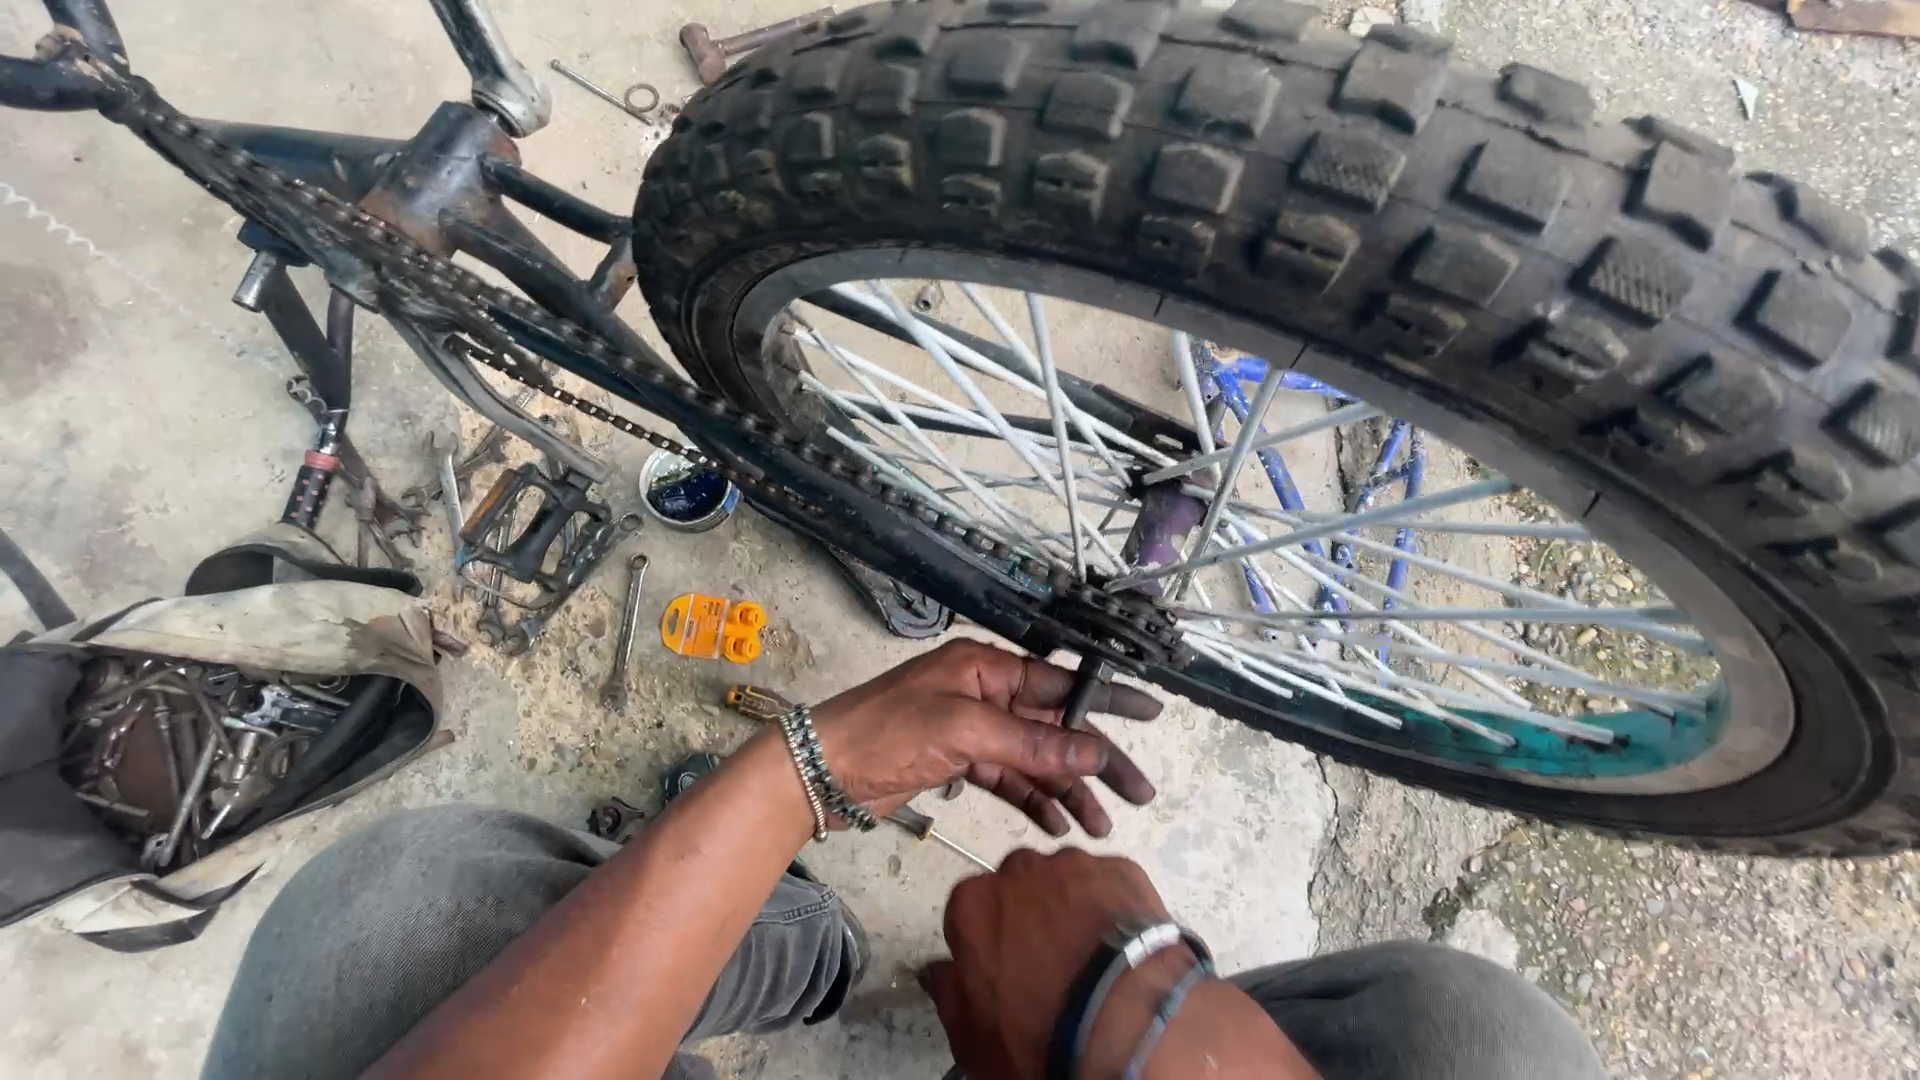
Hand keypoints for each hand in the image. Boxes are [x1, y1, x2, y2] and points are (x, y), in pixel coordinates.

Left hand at [809, 640, 1160, 836]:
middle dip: (1093, 760)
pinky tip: (1055, 823)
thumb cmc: (886, 732)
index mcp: (984, 667)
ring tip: (1098, 825)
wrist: (820, 770)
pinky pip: (1008, 778)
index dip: (1105, 701)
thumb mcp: (961, 731)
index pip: (1058, 684)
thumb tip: (1092, 753)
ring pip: (1034, 758)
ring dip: (1065, 789)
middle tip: (1137, 793)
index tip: (1150, 712)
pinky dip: (1031, 799)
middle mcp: (983, 693)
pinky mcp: (959, 761)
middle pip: (1052, 726)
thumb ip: (1028, 743)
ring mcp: (972, 730)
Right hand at [922, 848, 1173, 1079]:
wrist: (1126, 1024)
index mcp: (974, 905)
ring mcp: (1073, 866)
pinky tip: (1121, 944)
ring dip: (1072, 904)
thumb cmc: (1045, 1037)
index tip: (1003, 966)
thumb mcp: (974, 1039)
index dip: (988, 939)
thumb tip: (938, 974)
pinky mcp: (1120, 870)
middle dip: (1029, 911)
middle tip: (1050, 959)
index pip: (970, 909)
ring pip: (1065, 877)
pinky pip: (1109, 882)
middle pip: (1018, 883)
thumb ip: (949, 994)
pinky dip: (1113, 905)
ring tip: (1092, 955)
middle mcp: (1020, 871)